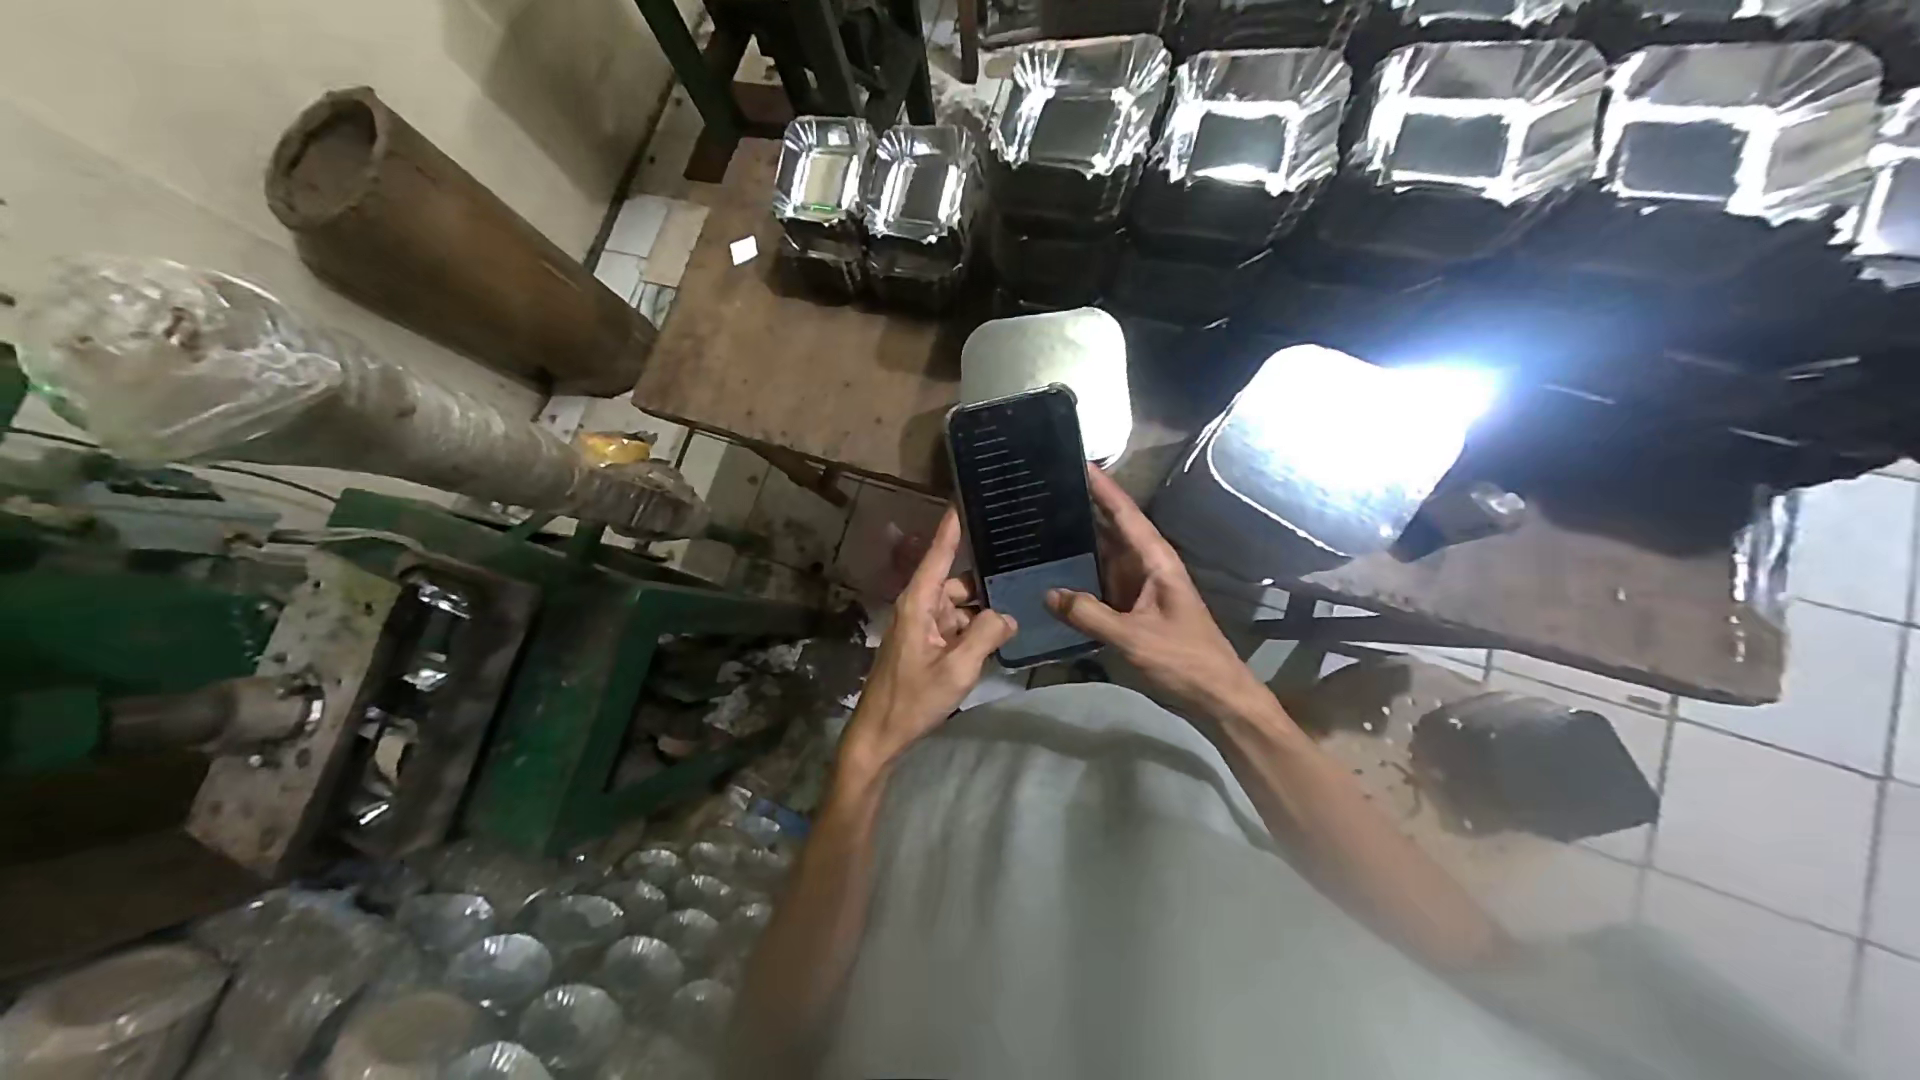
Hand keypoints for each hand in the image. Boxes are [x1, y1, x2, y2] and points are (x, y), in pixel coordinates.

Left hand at [840, 507, 1016, 778]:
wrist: (880, 734)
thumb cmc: (913, 699)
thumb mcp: (957, 669)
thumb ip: (985, 636)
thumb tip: (1008, 614)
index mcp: (918, 605)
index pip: (937, 556)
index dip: (951, 529)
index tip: (962, 501)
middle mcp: (918, 609)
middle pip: (956, 583)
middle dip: (984, 585)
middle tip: (1022, 575)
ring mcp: (921, 628)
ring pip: (959, 608)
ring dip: (982, 613)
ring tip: (1019, 610)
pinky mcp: (925, 645)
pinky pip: (955, 627)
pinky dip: (974, 631)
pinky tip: (999, 639)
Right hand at [1046, 466, 1266, 717]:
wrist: (1215, 696)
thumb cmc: (1185, 660)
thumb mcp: (1135, 637)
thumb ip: (1090, 615)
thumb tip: (1049, 594)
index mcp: (1155, 561)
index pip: (1125, 514)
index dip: (1102, 487)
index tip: (1077, 461)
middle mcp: (1145, 566)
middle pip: (1110, 528)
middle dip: (1083, 507)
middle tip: (1043, 490)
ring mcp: (1137, 587)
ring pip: (1102, 554)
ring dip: (1077, 540)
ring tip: (1039, 523)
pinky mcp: (1130, 608)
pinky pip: (1098, 582)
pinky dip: (1078, 574)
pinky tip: (1052, 571)